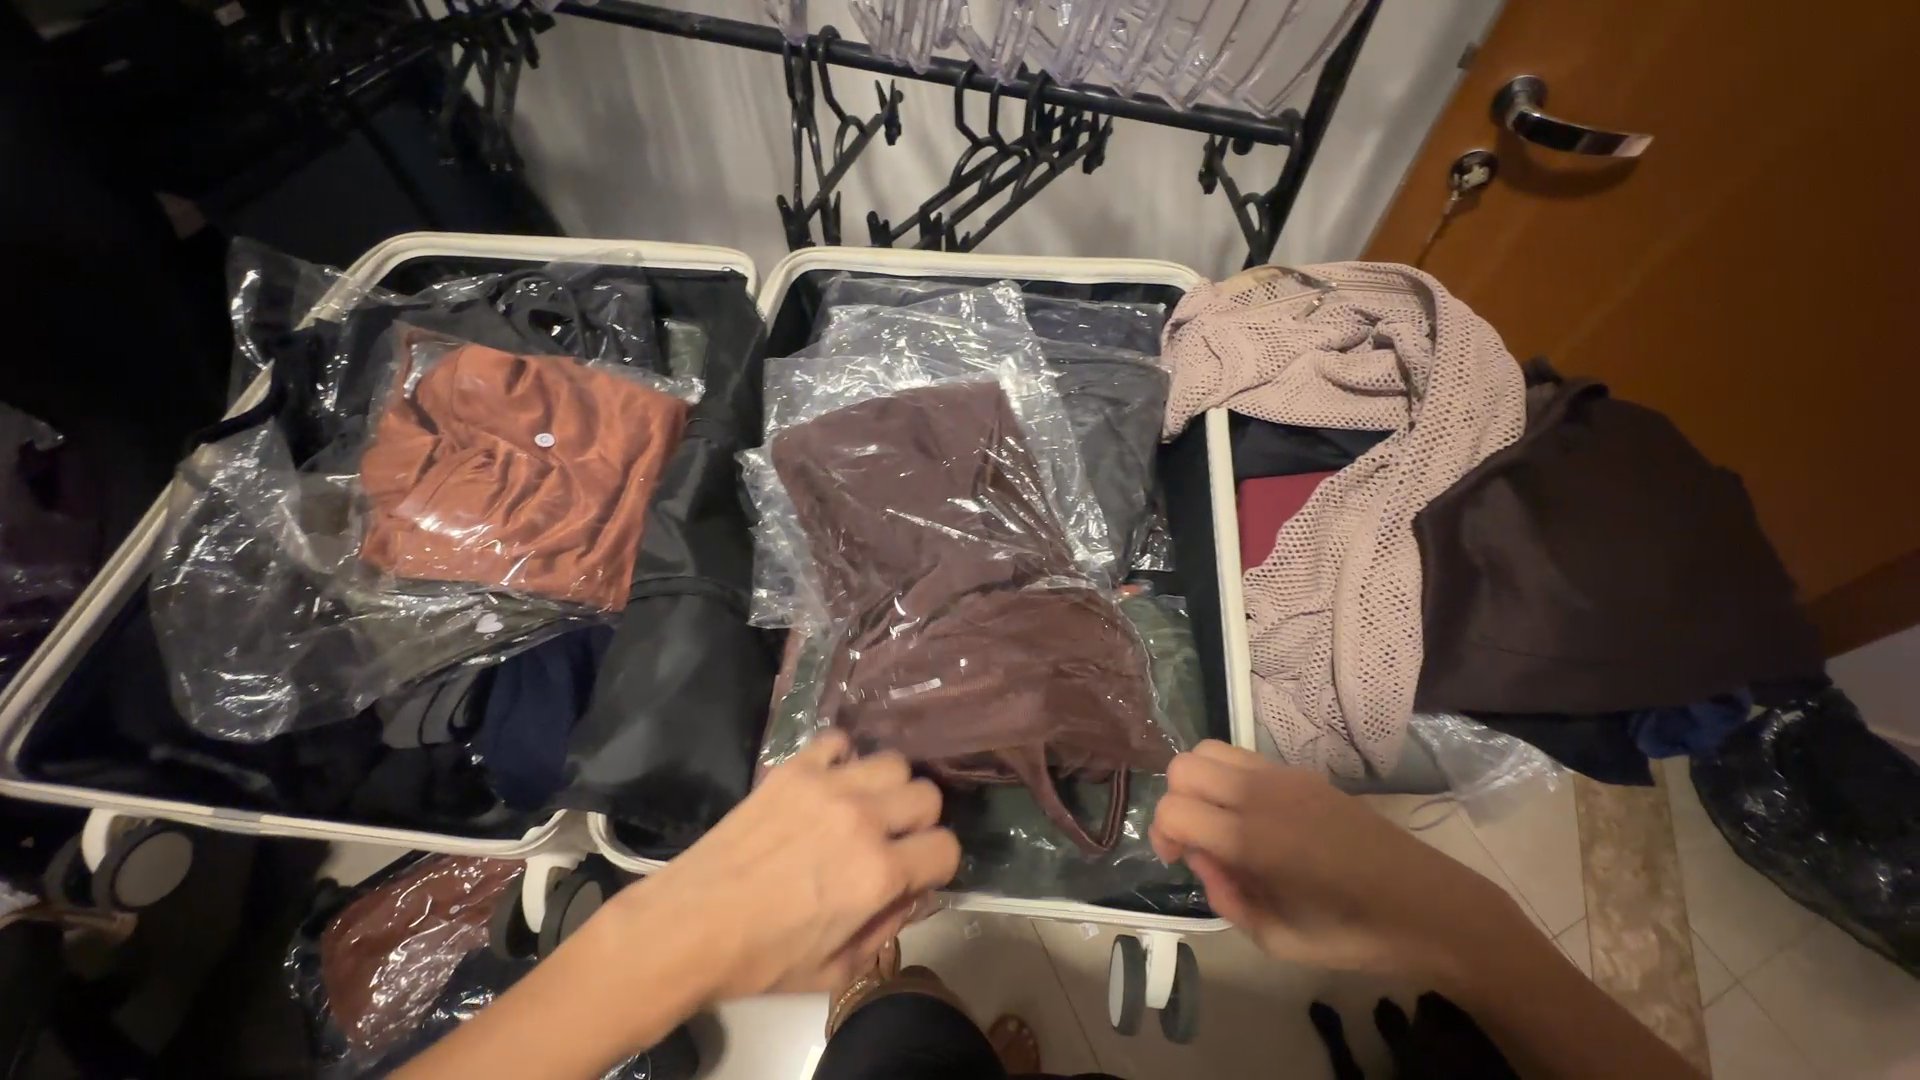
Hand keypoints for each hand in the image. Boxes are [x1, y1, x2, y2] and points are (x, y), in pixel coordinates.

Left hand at [601, 730, 960, 1003]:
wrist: (690, 925)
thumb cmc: (762, 958)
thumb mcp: (836, 968)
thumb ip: (888, 928)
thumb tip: (912, 891)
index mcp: (878, 874)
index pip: (947, 848)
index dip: (938, 865)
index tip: (918, 871)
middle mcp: (863, 820)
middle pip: (928, 796)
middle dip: (919, 822)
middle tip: (892, 839)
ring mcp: (828, 787)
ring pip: (893, 762)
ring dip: (887, 788)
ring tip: (863, 807)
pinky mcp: (794, 769)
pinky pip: (838, 741)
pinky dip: (842, 759)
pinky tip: (830, 783)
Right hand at [1149, 740, 1529, 982]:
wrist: (1428, 907)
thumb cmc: (1352, 934)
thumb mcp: (1276, 940)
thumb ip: (1224, 897)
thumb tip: (1201, 858)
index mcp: (1251, 838)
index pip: (1173, 809)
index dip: (1162, 834)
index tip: (1178, 860)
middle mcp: (1260, 794)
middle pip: (1183, 766)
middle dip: (1175, 801)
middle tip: (1195, 839)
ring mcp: (1282, 776)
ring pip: (1208, 749)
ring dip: (1199, 783)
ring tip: (1219, 820)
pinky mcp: (1302, 772)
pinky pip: (1243, 757)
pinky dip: (1229, 778)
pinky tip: (1254, 816)